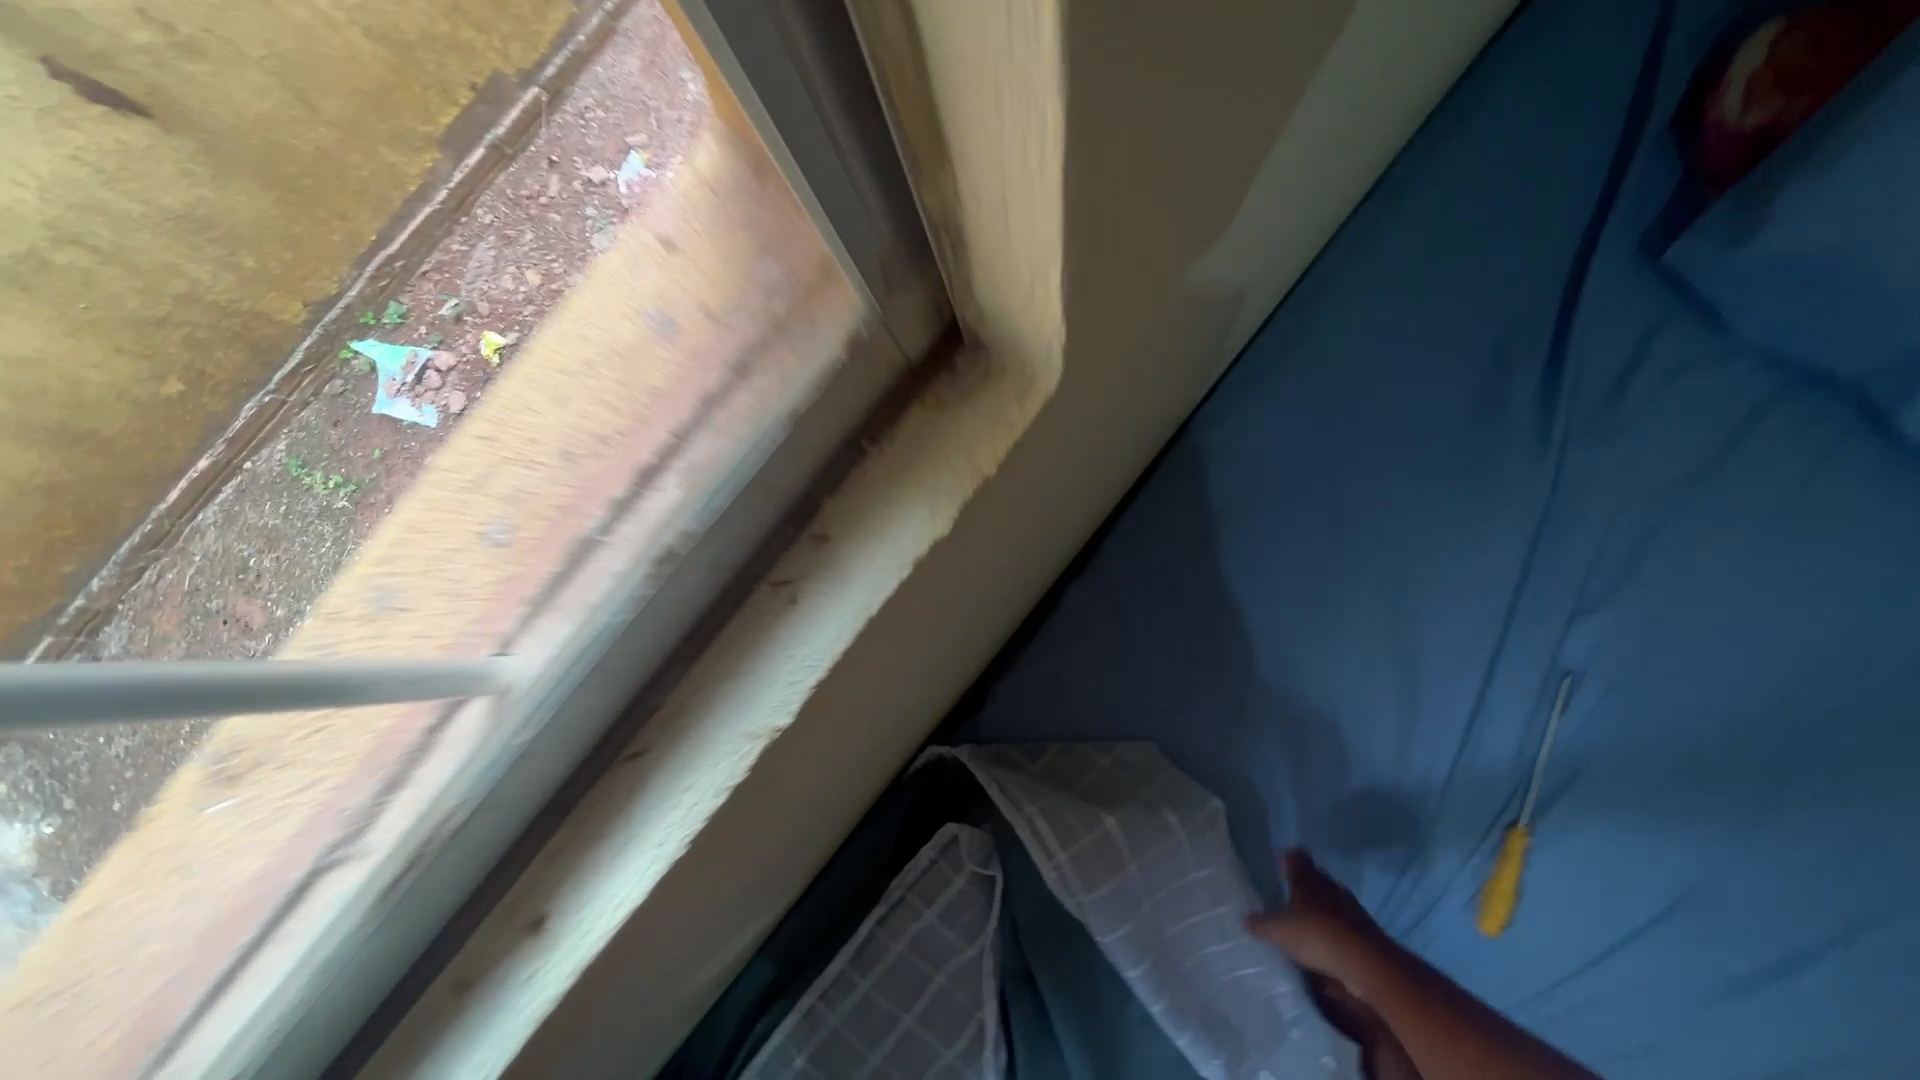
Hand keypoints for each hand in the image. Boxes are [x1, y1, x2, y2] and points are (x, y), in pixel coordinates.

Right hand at [1245, 848, 1391, 990]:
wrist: (1364, 961)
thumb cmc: (1314, 934)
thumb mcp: (1278, 931)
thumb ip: (1261, 924)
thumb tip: (1246, 919)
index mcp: (1307, 879)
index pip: (1297, 857)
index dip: (1288, 858)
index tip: (1279, 861)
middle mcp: (1329, 887)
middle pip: (1316, 877)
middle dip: (1304, 884)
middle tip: (1288, 893)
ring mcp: (1350, 907)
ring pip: (1331, 900)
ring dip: (1320, 907)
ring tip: (1305, 920)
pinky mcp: (1364, 930)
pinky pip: (1343, 923)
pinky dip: (1333, 929)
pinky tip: (1324, 942)